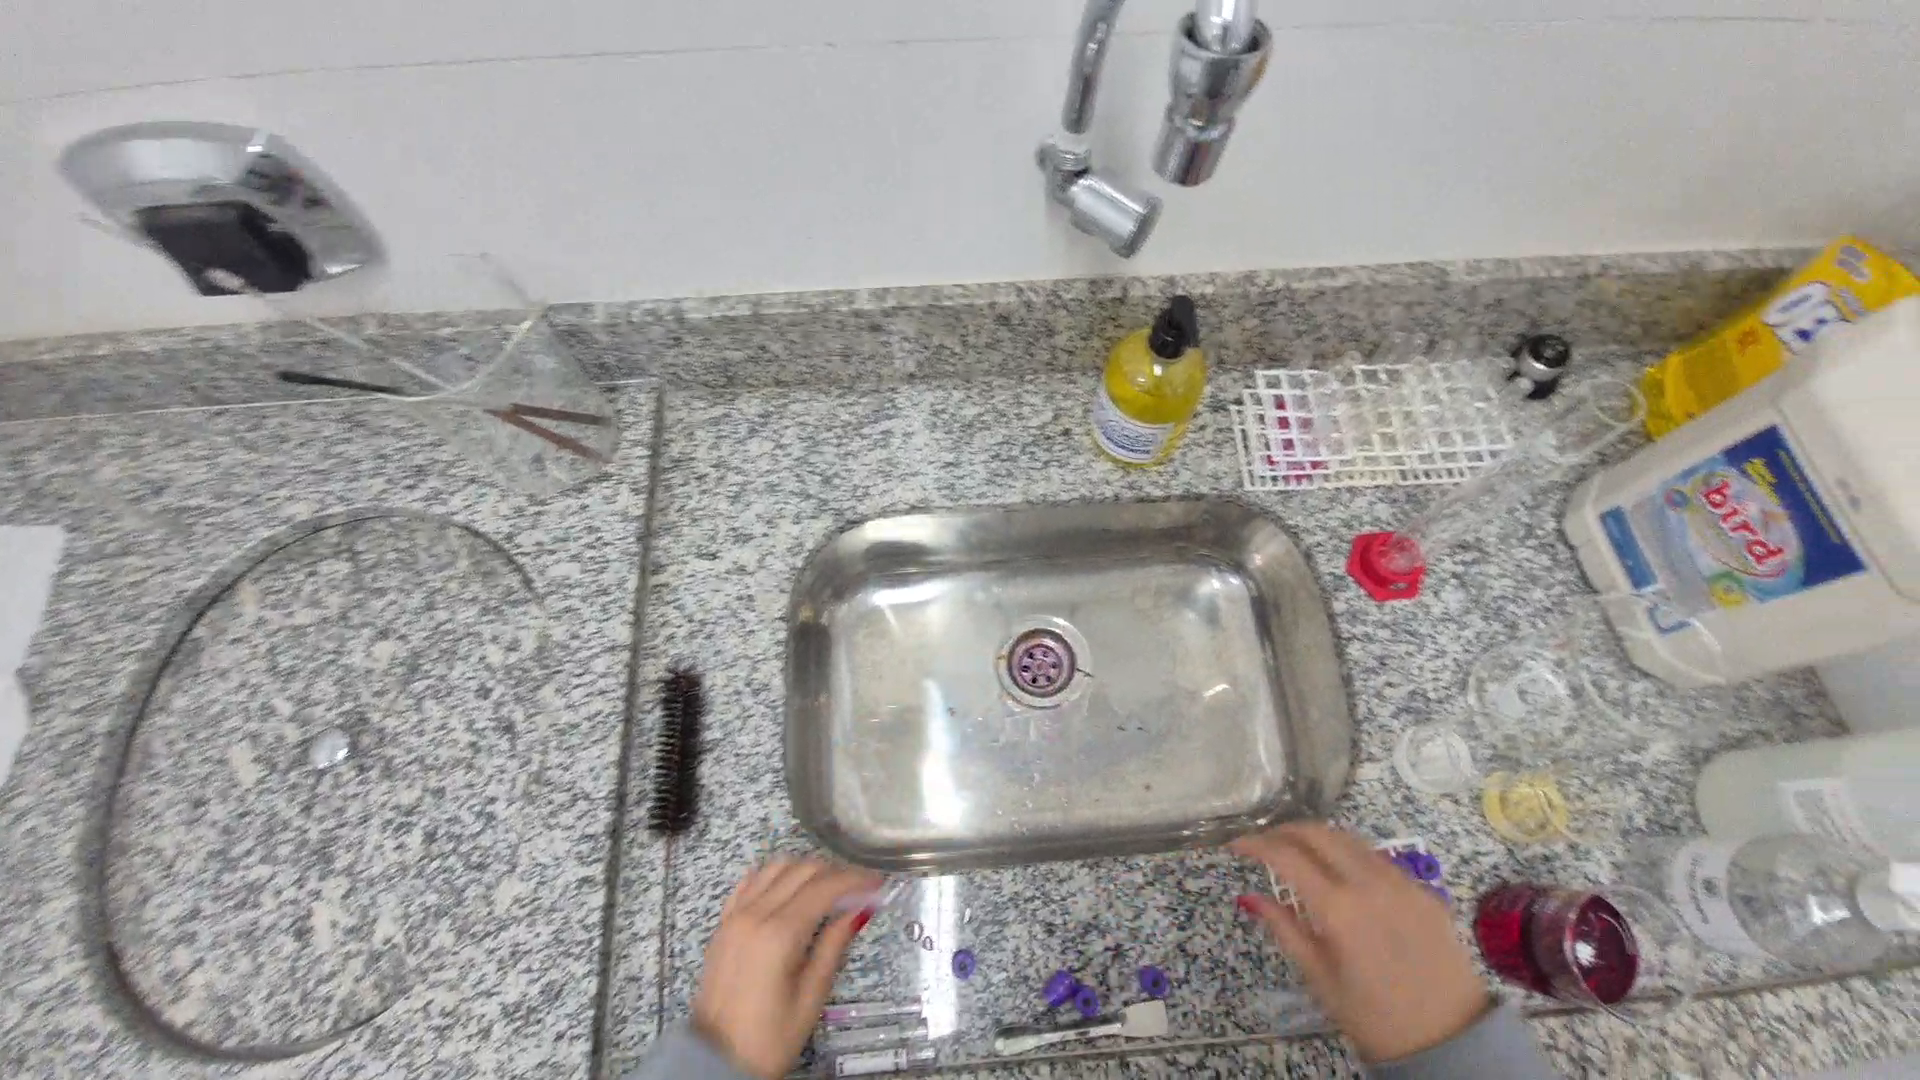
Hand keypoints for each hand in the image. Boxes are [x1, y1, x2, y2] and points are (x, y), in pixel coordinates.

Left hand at [691, 859, 881, 1079]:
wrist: (714, 1061)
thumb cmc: (769, 1037)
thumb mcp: (811, 997)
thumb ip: (834, 945)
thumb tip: (860, 909)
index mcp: (780, 934)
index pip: (825, 887)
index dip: (856, 879)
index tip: (878, 882)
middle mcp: (755, 913)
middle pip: (802, 869)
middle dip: (835, 872)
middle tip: (857, 888)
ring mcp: (735, 915)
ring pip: (776, 866)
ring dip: (806, 869)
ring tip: (826, 888)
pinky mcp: (723, 922)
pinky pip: (751, 880)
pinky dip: (774, 875)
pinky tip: (789, 888)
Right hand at [1229, 824, 1490, 1063]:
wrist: (1453, 1042)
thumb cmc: (1375, 1017)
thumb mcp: (1319, 977)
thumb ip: (1284, 929)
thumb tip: (1250, 897)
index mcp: (1339, 908)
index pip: (1286, 855)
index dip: (1254, 843)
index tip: (1235, 845)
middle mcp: (1370, 883)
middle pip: (1318, 832)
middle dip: (1283, 830)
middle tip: (1263, 842)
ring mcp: (1402, 883)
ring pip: (1349, 838)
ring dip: (1317, 837)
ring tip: (1297, 851)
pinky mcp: (1424, 891)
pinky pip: (1377, 857)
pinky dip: (1348, 853)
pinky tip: (1340, 873)